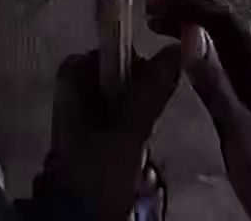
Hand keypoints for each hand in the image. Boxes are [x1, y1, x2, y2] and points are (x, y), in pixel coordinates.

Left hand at [37, 44, 186, 219]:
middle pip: (125, 76)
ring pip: (129, 102)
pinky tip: (136, 159)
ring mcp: (84, 108)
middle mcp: (76, 82)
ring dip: (142, 122)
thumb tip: (176, 47)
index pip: (118, 49)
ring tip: (140, 148)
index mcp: (74, 69)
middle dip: (143, 101)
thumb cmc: (97, 166)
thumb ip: (151, 88)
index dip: (141, 68)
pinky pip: (124, 123)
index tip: (156, 94)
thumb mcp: (128, 127)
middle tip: (145, 128)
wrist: (79, 218)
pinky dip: (136, 136)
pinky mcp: (94, 133)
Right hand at [146, 0, 250, 220]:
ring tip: (155, 26)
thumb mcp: (242, 139)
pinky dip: (199, 51)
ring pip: (224, 43)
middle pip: (225, 27)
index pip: (226, 21)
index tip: (153, 1)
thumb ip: (216, 86)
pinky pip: (226, 63)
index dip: (189, 4)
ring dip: (190, 28)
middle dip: (186, 11)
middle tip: (148, 10)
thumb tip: (189, 31)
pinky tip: (182, 57)